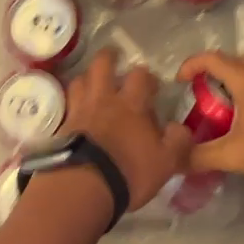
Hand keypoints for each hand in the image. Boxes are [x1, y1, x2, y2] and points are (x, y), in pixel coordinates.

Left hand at [61, 49, 192, 209]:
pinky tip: (76, 109)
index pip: (140, 76)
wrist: (83, 187)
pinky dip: (72, 101)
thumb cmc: (128, 172)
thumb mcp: (165, 162)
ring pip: (80, 80)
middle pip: (102, 65)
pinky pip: (67, 104)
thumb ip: (177, 142)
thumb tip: (180, 127)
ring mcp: (80, 110)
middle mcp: (103, 99)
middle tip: (114, 55)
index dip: (147, 76)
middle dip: (109, 57)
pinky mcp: (63, 126)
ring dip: (87, 77)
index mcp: (131, 104)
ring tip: (92, 80)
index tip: (152, 84)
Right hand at [180, 52, 243, 179]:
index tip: (178, 82)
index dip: (190, 65)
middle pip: (230, 60)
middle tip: (200, 94)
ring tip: (222, 106)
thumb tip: (175, 161)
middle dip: (211, 72)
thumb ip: (201, 157)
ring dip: (231, 81)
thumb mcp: (234, 154)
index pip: (210, 59)